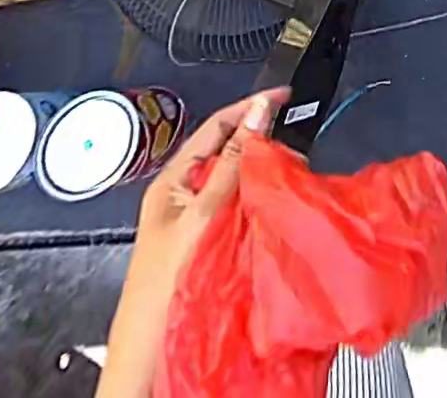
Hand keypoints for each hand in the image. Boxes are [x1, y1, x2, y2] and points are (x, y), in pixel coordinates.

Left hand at [97, 88, 288, 397]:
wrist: (150, 349)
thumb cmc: (168, 280)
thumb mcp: (203, 213)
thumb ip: (233, 161)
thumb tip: (258, 111)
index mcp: (173, 178)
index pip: (217, 126)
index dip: (250, 106)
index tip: (284, 96)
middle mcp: (185, 190)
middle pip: (229, 149)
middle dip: (263, 139)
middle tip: (296, 144)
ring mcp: (199, 213)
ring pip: (238, 174)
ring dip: (265, 167)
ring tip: (294, 169)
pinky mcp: (213, 233)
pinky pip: (242, 200)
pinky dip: (263, 192)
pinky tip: (280, 196)